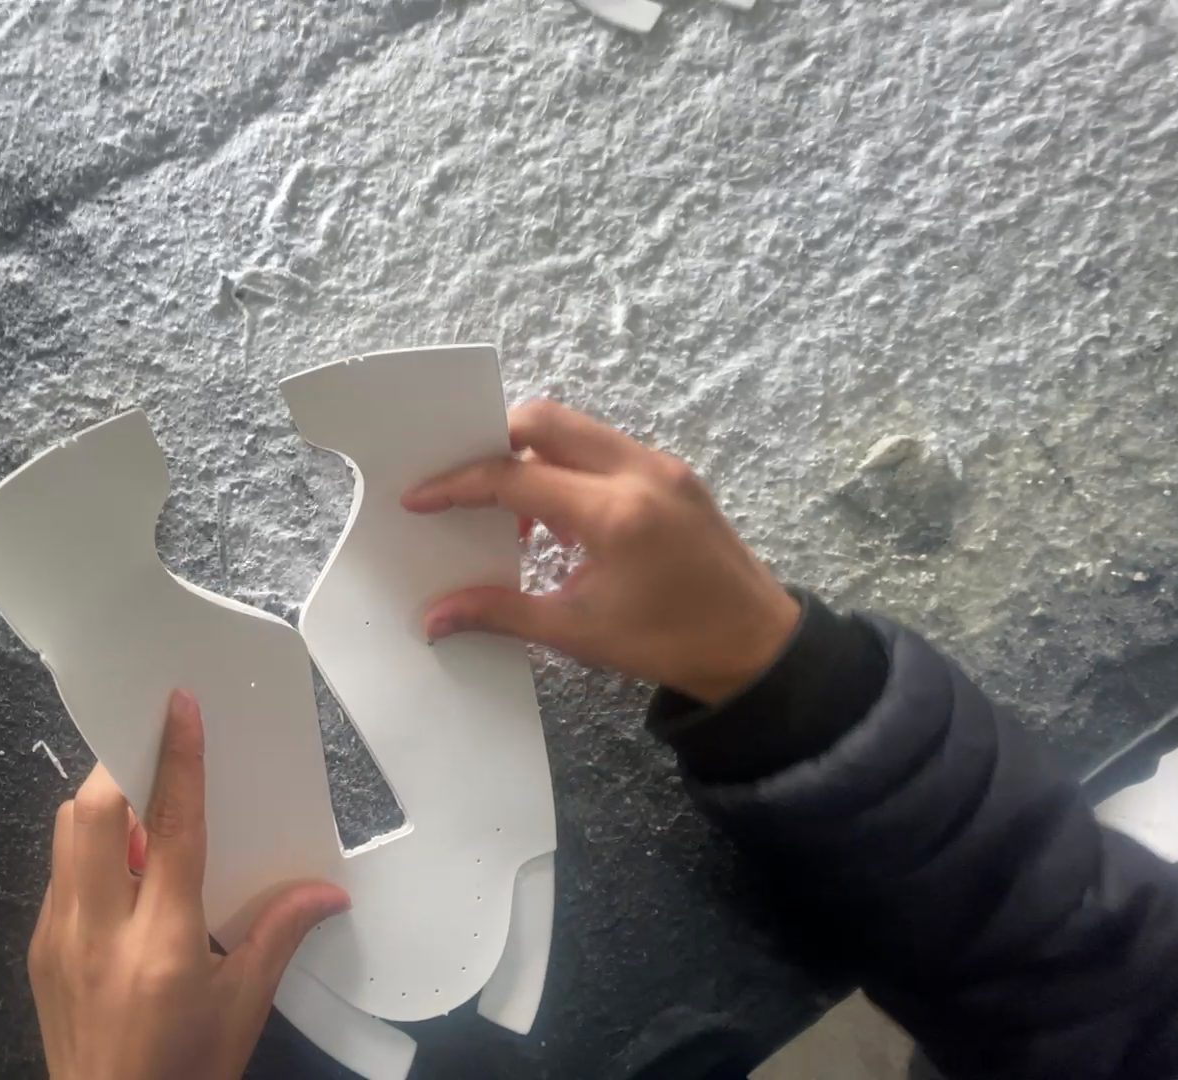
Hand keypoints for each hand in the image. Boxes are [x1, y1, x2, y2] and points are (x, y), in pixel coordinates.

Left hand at [29, 690, 350, 1079]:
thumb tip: (331, 891)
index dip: (178, 758)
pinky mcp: (37, 947)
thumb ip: (280, 935)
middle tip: (152, 755)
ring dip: (101, 803)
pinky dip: (86, 843)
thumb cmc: (185, 1071)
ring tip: (140, 812)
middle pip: (95, 812)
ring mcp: (56, 937)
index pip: (172, 826)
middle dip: (122, 766)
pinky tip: (118, 868)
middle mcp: (99, 930)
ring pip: (66, 830)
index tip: (179, 705)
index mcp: (163, 942)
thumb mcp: (242, 1009)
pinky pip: (58, 867)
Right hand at [403, 400, 799, 703]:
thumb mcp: (574, 632)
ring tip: (509, 510)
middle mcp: (637, 471)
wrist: (759, 647)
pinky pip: (598, 446)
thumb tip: (432, 619)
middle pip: (542, 419)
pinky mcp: (669, 471)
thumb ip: (497, 612)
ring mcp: (658, 465)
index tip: (418, 498)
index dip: (456, 485)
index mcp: (614, 514)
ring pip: (571, 427)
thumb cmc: (666, 643)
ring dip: (526, 454)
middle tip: (463, 486)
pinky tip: (553, 516)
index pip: (513, 476)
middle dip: (489, 442)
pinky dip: (560, 466)